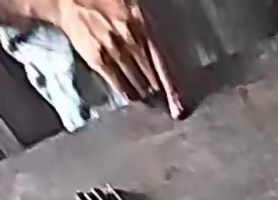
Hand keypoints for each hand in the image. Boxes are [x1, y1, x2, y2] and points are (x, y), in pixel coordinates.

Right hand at [35, 0, 182, 116]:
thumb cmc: (106, 3)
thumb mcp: (133, 10)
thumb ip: (148, 34)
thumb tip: (162, 67)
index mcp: (143, 24)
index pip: (163, 65)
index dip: (172, 91)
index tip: (179, 111)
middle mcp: (131, 39)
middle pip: (152, 81)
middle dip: (159, 96)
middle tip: (161, 104)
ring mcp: (114, 50)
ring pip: (138, 86)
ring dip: (144, 98)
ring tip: (147, 101)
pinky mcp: (99, 60)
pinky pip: (120, 87)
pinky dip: (129, 95)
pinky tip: (132, 98)